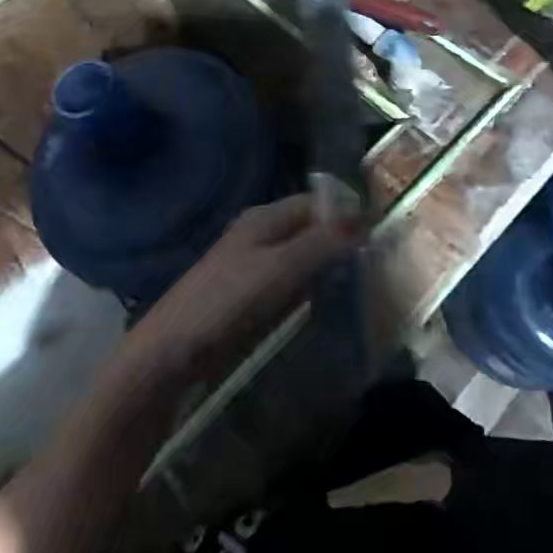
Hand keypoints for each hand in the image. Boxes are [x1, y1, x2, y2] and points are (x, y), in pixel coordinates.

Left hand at [129, 194, 359, 369]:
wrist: (172, 350)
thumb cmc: (227, 302)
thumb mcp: (280, 269)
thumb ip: (321, 244)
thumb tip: (363, 223)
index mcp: (263, 218)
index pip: (315, 202)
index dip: (345, 212)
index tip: (380, 231)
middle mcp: (258, 233)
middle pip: (308, 227)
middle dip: (339, 238)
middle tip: (376, 258)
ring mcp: (251, 264)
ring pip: (299, 254)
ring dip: (325, 263)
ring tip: (359, 279)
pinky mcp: (247, 294)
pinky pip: (288, 280)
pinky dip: (308, 285)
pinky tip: (323, 300)